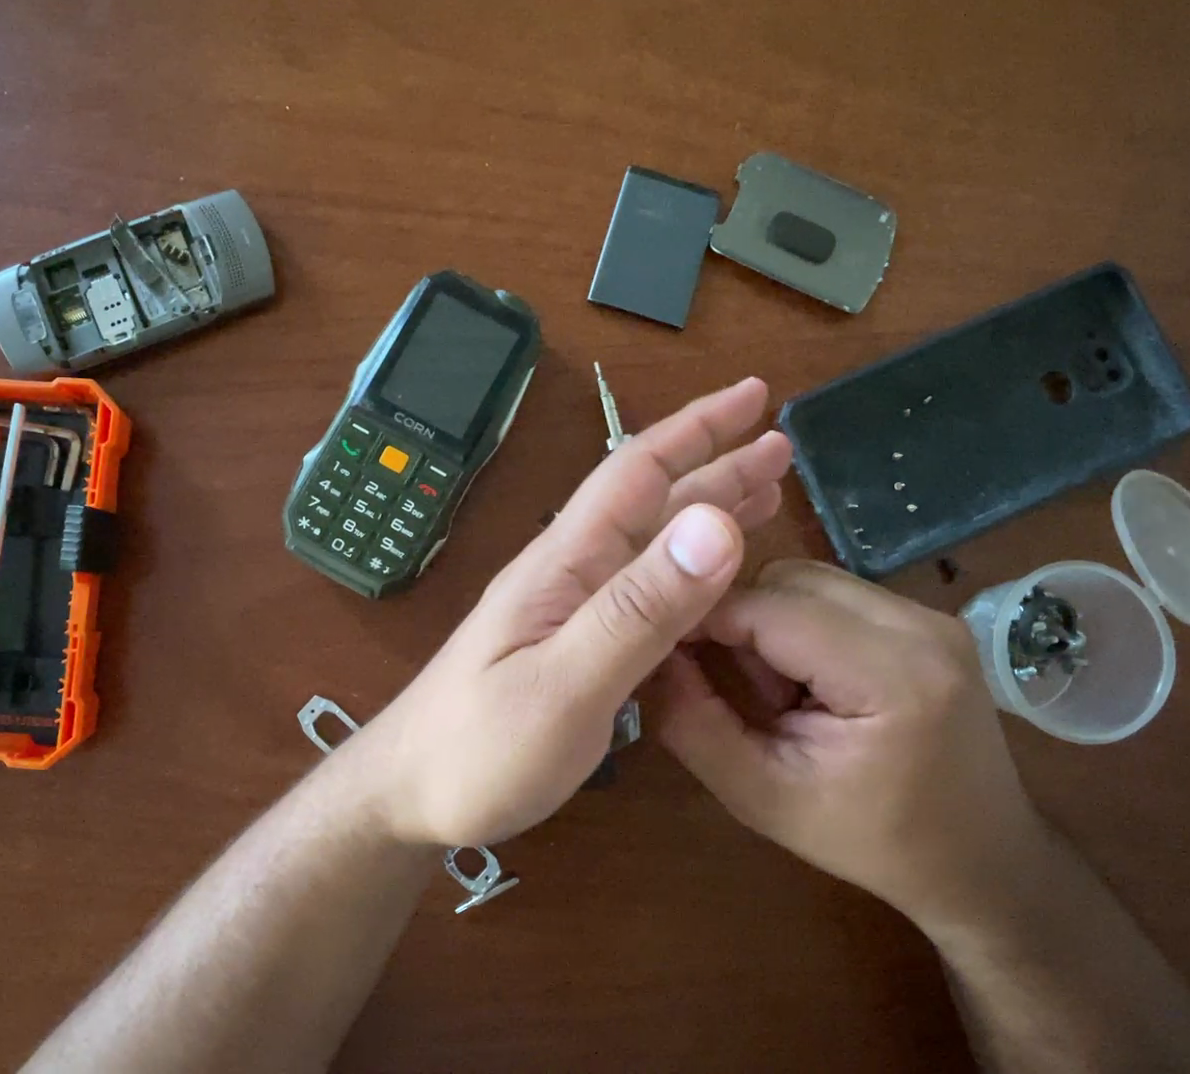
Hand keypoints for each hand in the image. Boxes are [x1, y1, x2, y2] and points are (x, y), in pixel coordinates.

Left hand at [347, 378, 793, 847]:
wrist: (409, 794)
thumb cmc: (478, 748)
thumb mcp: (564, 684)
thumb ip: (637, 610)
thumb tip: (714, 520)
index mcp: (565, 564)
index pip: (636, 474)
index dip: (697, 430)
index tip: (756, 396)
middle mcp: (568, 573)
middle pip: (650, 503)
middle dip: (715, 465)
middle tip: (780, 444)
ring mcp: (566, 610)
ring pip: (649, 544)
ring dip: (707, 511)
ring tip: (764, 491)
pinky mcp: (569, 645)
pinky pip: (643, 591)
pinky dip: (689, 570)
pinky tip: (710, 576)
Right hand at [656, 560, 1049, 930]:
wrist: (981, 863)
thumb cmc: (869, 840)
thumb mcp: (759, 795)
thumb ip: (691, 721)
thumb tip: (644, 653)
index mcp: (890, 675)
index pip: (765, 606)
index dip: (700, 616)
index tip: (659, 645)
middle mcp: (920, 625)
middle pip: (786, 578)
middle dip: (739, 620)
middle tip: (734, 687)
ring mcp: (931, 615)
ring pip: (807, 578)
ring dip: (769, 620)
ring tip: (774, 689)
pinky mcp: (928, 617)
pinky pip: (834, 593)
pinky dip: (800, 624)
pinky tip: (806, 680)